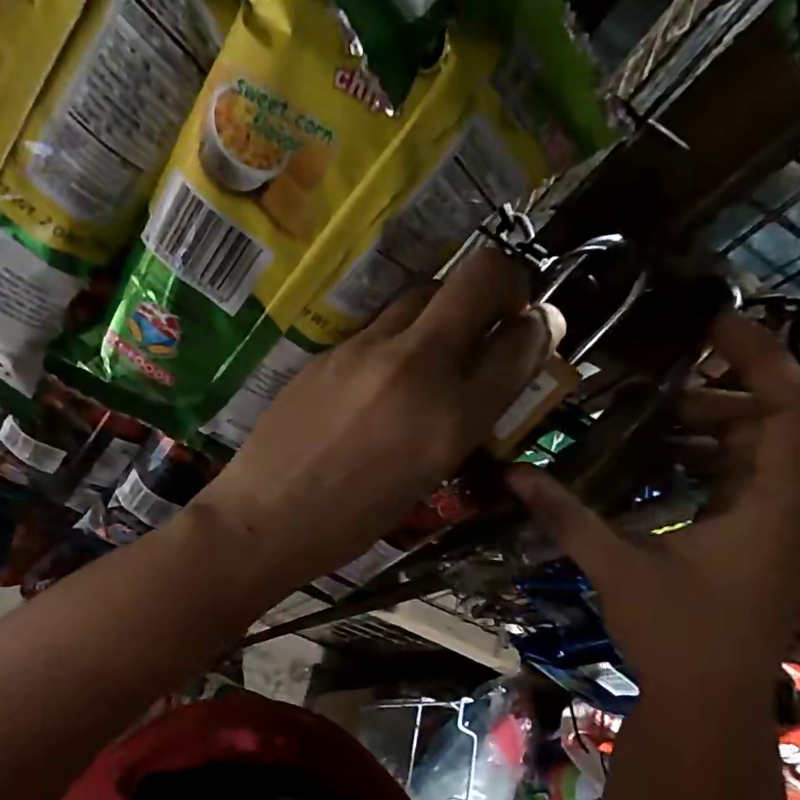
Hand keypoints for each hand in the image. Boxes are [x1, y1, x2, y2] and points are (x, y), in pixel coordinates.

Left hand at [190, 248, 556, 586]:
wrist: (265, 518)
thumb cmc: (352, 523)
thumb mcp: (427, 478)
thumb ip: (467, 420)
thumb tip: (489, 376)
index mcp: (453, 418)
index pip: (521, 341)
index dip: (534, 330)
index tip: (525, 333)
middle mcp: (417, 367)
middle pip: (480, 276)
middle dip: (502, 282)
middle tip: (494, 310)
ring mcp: (366, 350)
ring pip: (425, 290)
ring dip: (444, 305)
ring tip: (435, 341)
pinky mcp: (329, 349)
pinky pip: (379, 324)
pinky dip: (397, 334)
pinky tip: (381, 370)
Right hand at [505, 315, 799, 689]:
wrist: (711, 704)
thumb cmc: (676, 634)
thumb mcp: (616, 567)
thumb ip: (566, 515)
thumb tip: (514, 474)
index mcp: (773, 503)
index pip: (791, 406)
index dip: (759, 356)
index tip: (713, 324)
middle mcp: (794, 507)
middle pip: (775, 423)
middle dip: (717, 394)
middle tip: (654, 384)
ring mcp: (784, 529)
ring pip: (762, 454)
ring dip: (712, 429)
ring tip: (649, 419)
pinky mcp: (767, 546)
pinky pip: (749, 482)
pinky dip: (712, 461)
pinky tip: (661, 467)